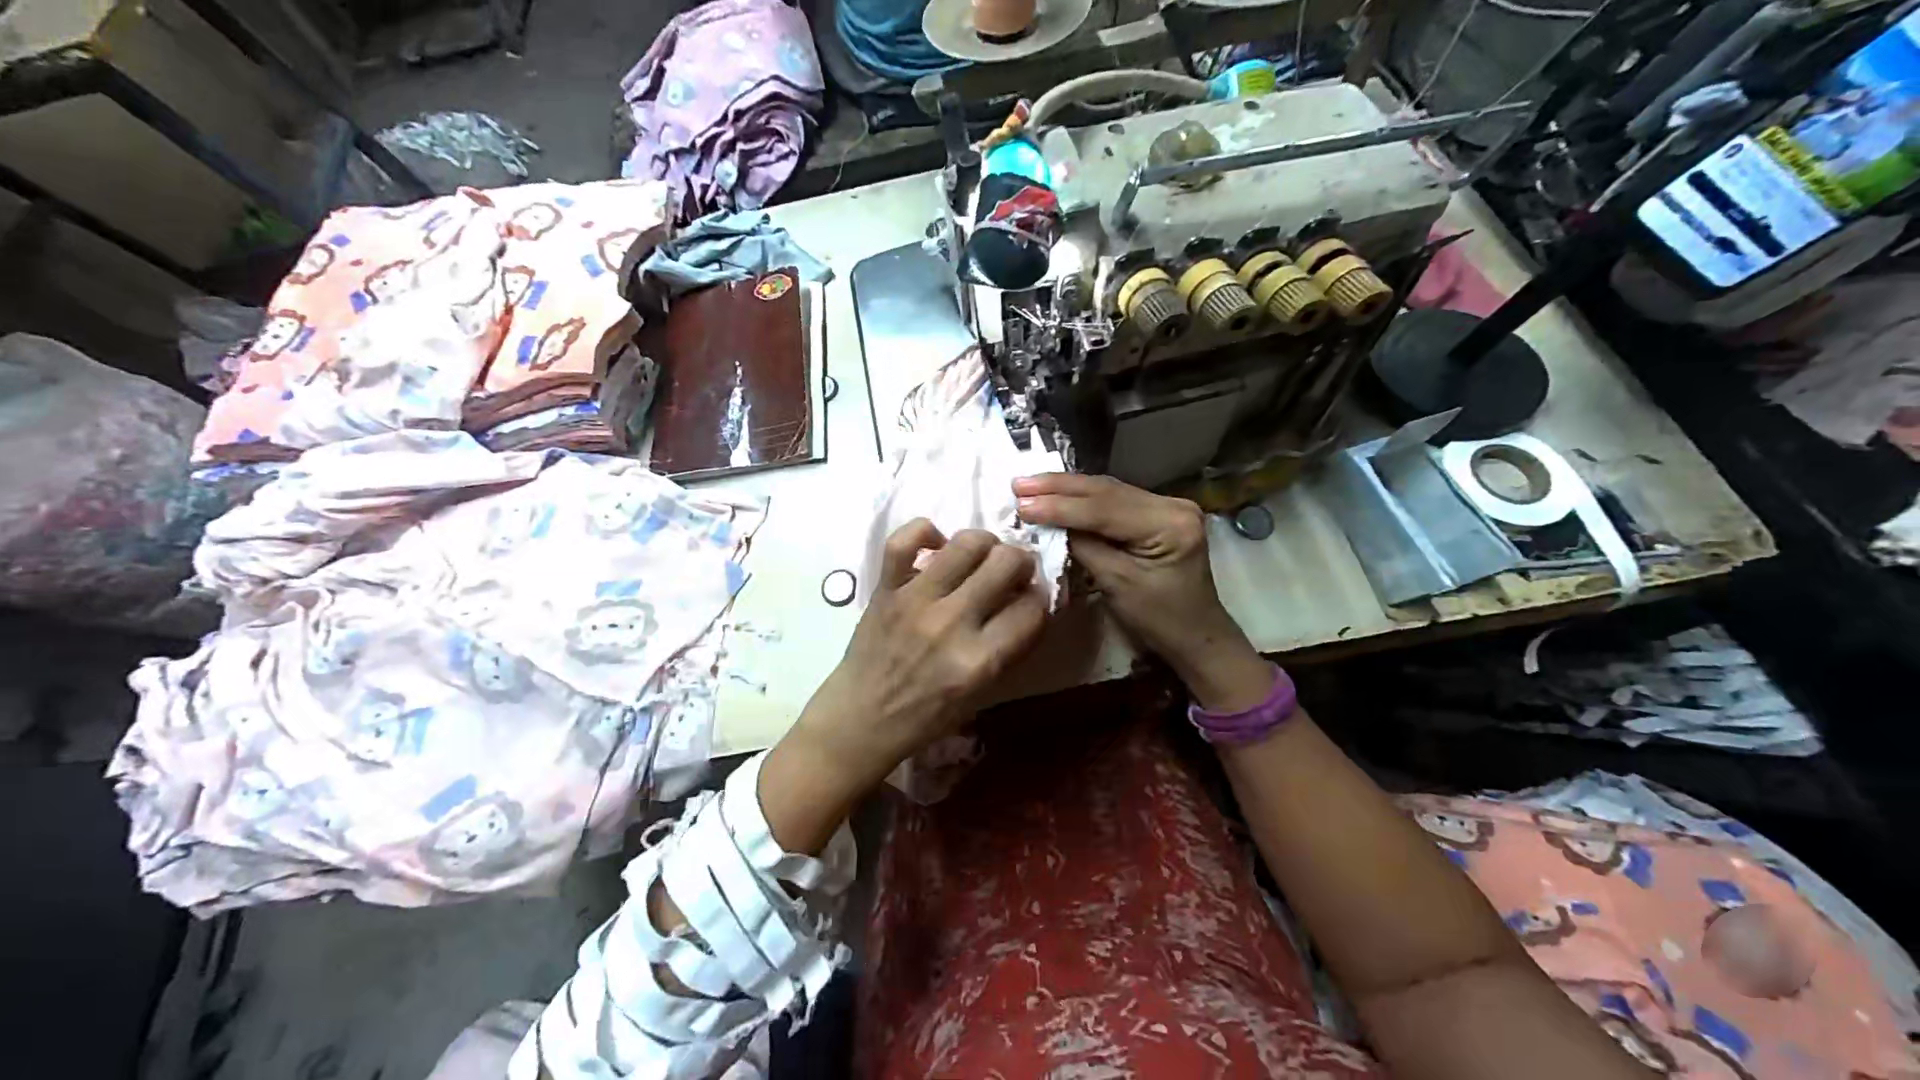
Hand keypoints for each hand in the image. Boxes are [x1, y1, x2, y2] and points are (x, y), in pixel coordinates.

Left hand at [761, 521, 1048, 849]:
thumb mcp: (980, 694)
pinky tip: (936, 545)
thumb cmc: (924, 716)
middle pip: (1006, 563)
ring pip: (966, 542)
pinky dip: (925, 531)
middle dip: (1020, 562)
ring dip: (984, 543)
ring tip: (980, 556)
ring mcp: (915, 601)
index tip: (1031, 597)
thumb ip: (1007, 649)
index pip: (1032, 608)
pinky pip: (904, 539)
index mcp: (979, 661)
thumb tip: (1028, 601)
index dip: (1040, 598)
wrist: (861, 719)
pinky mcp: (885, 588)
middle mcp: (951, 624)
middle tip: (1012, 571)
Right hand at [1013, 473, 1271, 711]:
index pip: (1104, 509)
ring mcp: (1167, 505)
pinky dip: (1082, 498)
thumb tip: (1047, 523)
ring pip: (1107, 490)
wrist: (1196, 635)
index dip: (1060, 506)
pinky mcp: (1157, 512)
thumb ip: (1083, 547)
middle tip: (1018, 484)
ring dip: (1066, 488)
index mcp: (1170, 524)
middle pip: (1106, 491)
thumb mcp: (1117, 584)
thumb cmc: (1159, 620)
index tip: (1021, 504)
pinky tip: (1055, 492)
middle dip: (1058, 488)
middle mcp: (1172, 504)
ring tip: (1028, 485)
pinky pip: (1114, 500)